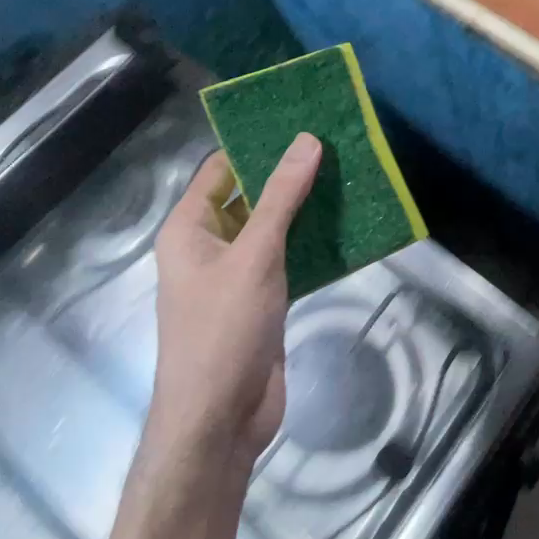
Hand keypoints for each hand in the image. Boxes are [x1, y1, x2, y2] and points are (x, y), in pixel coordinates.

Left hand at [149, 135, 319, 458]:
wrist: (219, 419)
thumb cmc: (223, 330)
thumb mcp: (255, 256)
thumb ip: (282, 197)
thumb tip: (306, 140)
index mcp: (189, 229)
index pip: (220, 170)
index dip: (255, 144)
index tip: (300, 119)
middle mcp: (209, 246)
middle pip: (250, 196)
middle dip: (288, 173)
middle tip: (335, 142)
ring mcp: (236, 275)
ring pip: (273, 227)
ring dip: (305, 207)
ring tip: (349, 173)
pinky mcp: (262, 299)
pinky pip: (288, 257)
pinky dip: (313, 240)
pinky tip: (348, 223)